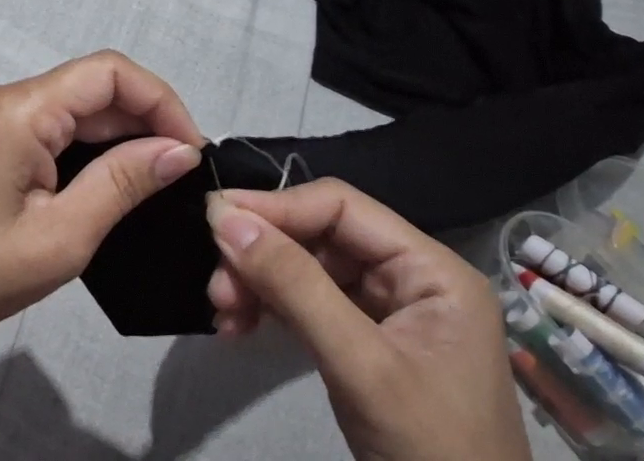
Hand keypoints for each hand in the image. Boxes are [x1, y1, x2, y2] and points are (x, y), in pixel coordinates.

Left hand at [0, 51, 204, 359]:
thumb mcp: (62, 235)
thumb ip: (122, 183)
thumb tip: (180, 149)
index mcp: (21, 110)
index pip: (109, 72)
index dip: (162, 102)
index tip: (193, 154)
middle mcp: (8, 102)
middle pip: (94, 89)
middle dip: (147, 123)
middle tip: (185, 181)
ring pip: (77, 112)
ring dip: (122, 140)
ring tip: (160, 188)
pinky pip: (55, 133)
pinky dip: (92, 153)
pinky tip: (116, 188)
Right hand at [206, 180, 530, 460]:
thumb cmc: (430, 445)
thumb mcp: (361, 364)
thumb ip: (295, 285)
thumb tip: (222, 215)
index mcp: (431, 270)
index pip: (340, 207)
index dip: (275, 206)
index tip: (213, 219)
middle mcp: (410, 278)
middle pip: (316, 235)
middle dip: (260, 255)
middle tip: (216, 287)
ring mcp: (387, 310)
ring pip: (302, 267)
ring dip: (256, 283)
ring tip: (223, 313)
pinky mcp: (363, 339)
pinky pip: (304, 302)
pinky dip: (266, 309)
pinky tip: (237, 327)